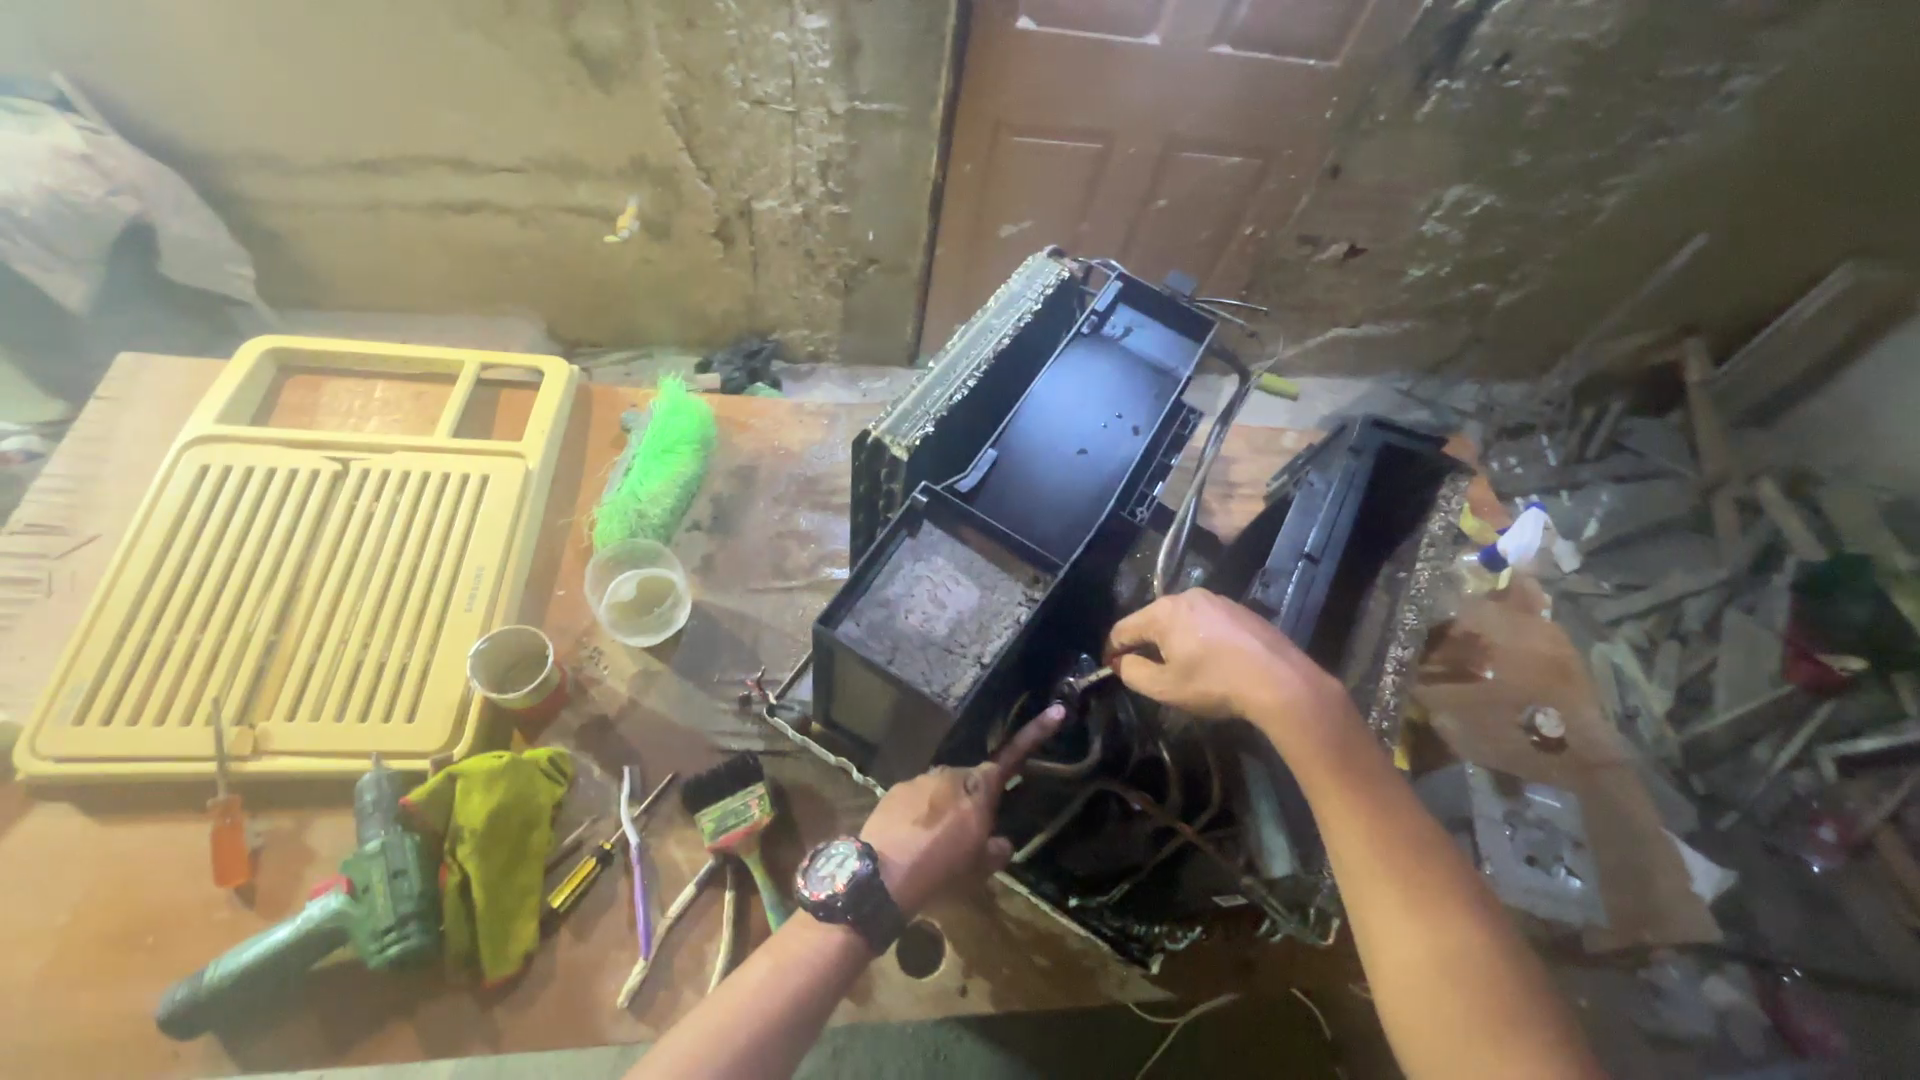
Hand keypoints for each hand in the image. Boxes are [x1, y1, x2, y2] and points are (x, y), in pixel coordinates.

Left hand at [859, 703, 1065, 914]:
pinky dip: (920, 813)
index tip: (1056, 711)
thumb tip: (1002, 842)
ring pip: (943, 789)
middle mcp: (952, 774)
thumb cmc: (941, 870)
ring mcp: (921, 778)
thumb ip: (996, 851)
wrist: (882, 876)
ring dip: (945, 808)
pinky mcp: (896, 789)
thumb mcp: (978, 869)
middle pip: (973, 781)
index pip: (1014, 756)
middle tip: (967, 837)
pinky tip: (912, 838)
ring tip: (934, 843)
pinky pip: (917, 797)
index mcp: (980, 788)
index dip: (1036, 732)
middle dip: (974, 801)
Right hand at [1108, 588, 1352, 730]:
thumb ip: (1133, 672)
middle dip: (1144, 644)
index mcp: (1163, 612)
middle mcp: (1187, 596)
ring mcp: (1217, 600)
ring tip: (1180, 667)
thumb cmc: (1215, 683)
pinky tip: (1210, 660)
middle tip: (1146, 671)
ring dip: (1173, 641)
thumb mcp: (1165, 687)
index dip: (1112, 651)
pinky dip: (1198, 638)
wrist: (1280, 681)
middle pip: (1152, 620)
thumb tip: (1121, 662)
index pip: (1122, 628)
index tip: (1111, 670)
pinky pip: (1206, 622)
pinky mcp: (1240, 611)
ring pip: (1180, 620)